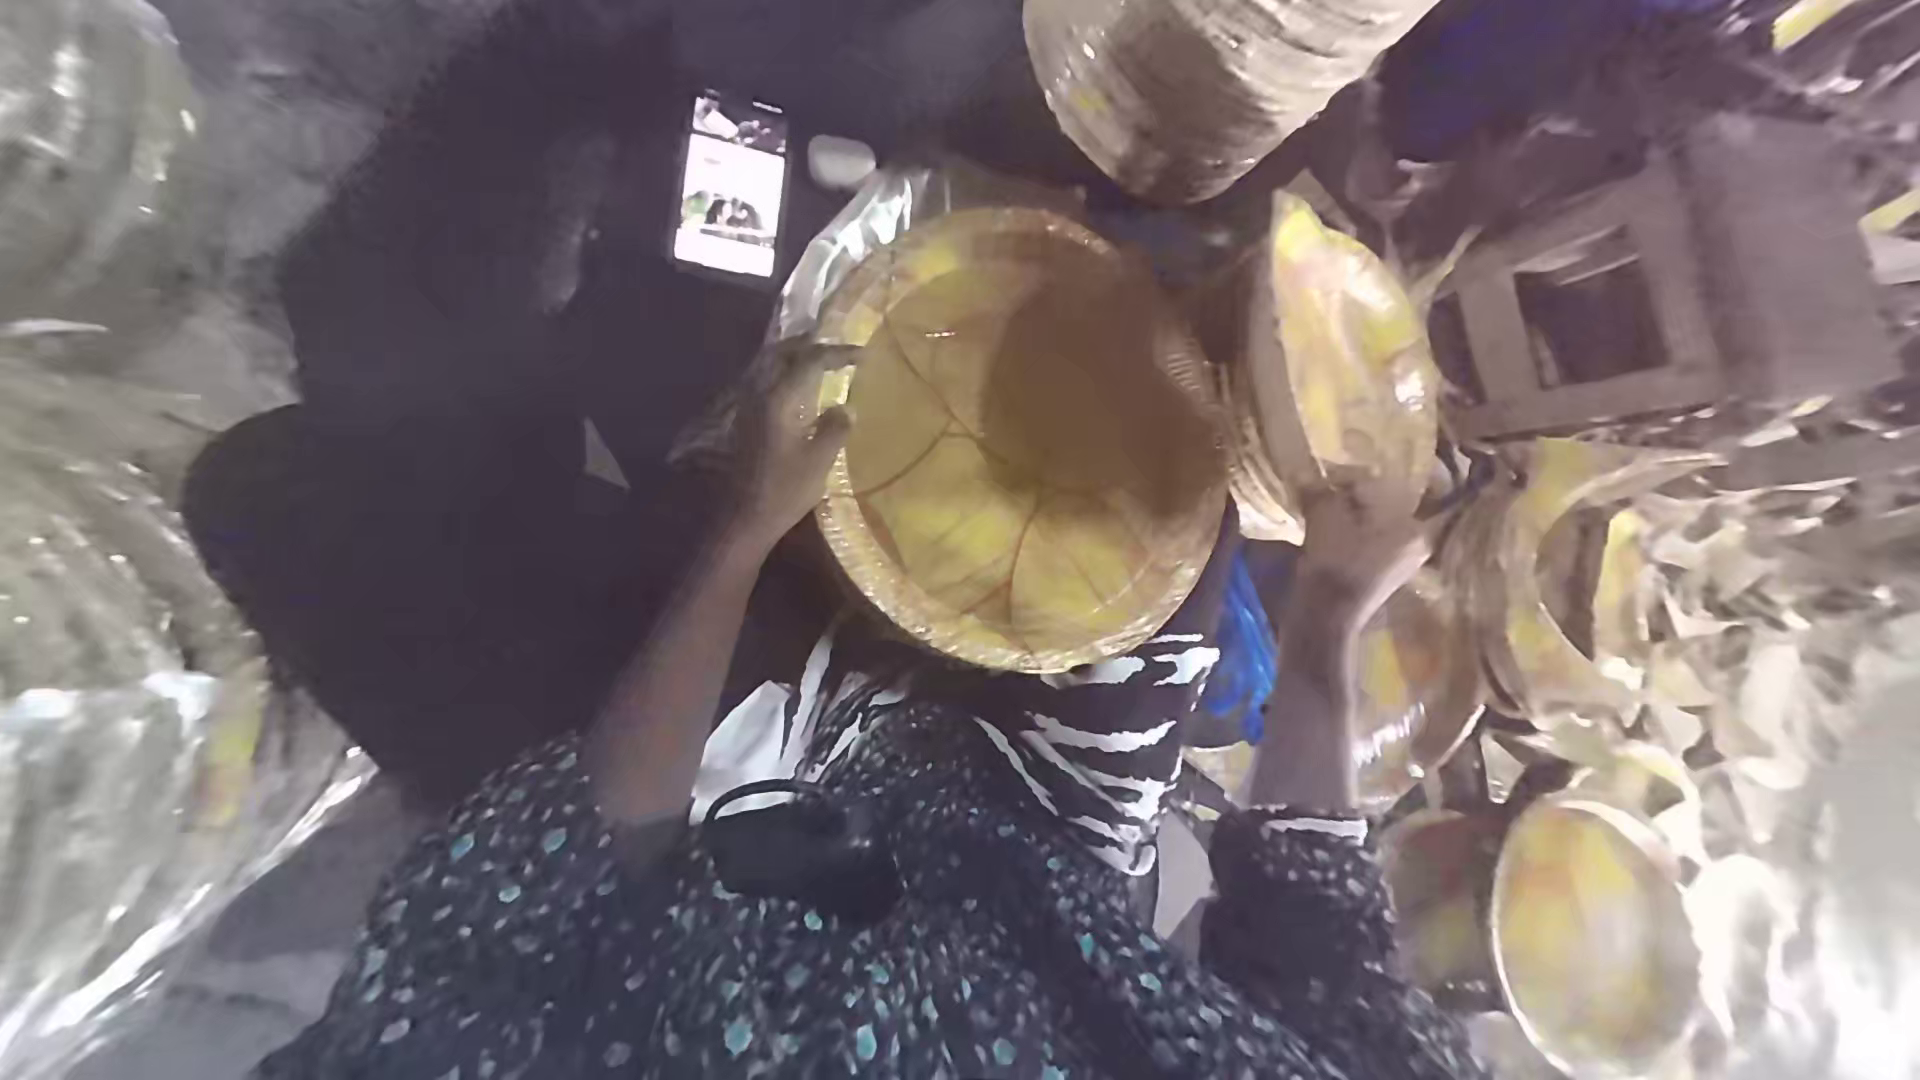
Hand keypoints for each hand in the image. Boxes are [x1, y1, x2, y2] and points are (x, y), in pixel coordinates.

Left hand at [725, 339, 858, 552]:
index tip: (863, 356)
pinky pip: (766, 382)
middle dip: (811, 345)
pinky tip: (801, 389)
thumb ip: (836, 429)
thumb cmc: (784, 491)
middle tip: (838, 348)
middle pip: (782, 353)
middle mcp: (758, 394)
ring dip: (796, 357)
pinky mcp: (746, 420)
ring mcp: (748, 406)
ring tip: (822, 361)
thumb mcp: (819, 461)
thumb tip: (848, 407)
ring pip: (770, 365)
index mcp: (778, 400)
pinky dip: (786, 375)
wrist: (744, 518)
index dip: (837, 354)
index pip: (809, 361)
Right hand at [1294, 484, 1428, 633]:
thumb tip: (1310, 475)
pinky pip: (1369, 544)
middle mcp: (1417, 541)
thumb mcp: (1324, 517)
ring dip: (1348, 518)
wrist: (1325, 616)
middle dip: (1349, 499)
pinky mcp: (1385, 577)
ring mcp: (1403, 561)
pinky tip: (1328, 540)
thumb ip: (1322, 491)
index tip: (1320, 481)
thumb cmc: (1331, 562)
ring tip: (1319, 518)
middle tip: (1319, 498)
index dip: (1346, 479)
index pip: (1380, 485)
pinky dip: (1350, 537)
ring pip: (1374, 525)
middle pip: (1380, 506)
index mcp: (1411, 523)